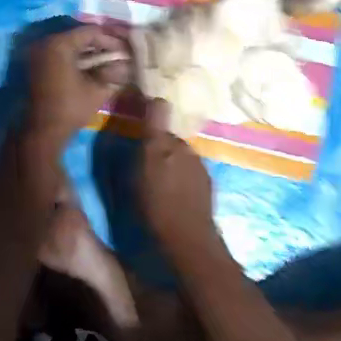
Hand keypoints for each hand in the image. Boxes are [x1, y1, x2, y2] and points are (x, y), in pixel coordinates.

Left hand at [24, 26, 129, 149]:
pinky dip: (75, 59)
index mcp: (59, 44)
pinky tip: (90, 69)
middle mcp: (45, 43)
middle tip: (117, 55)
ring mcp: (38, 54)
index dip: (111, 40)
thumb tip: (126, 64)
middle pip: (78, 36)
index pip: (91, 32)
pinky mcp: (36, 66)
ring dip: (87, 53)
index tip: (124, 51)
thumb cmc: (71, 108)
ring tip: (106, 63)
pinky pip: (59, 55)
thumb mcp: (98, 90)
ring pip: (69, 46)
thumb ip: (113, 72)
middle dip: (99, 45)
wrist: (42, 131)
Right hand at [139, 99, 223, 262]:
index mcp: (159, 144)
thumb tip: (140, 137)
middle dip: (159, 144)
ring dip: (172, 160)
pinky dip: (183, 174)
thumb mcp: (132, 181)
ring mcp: (197, 161)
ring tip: (163, 183)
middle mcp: (181, 146)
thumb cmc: (152, 209)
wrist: (188, 236)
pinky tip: (177, 193)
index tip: (145, 105)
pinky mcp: (207, 177)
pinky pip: (190, 167)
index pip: (158, 108)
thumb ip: (137, 153)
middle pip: (169, 136)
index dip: (151, 104)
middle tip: (147, 164)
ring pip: (180, 152)